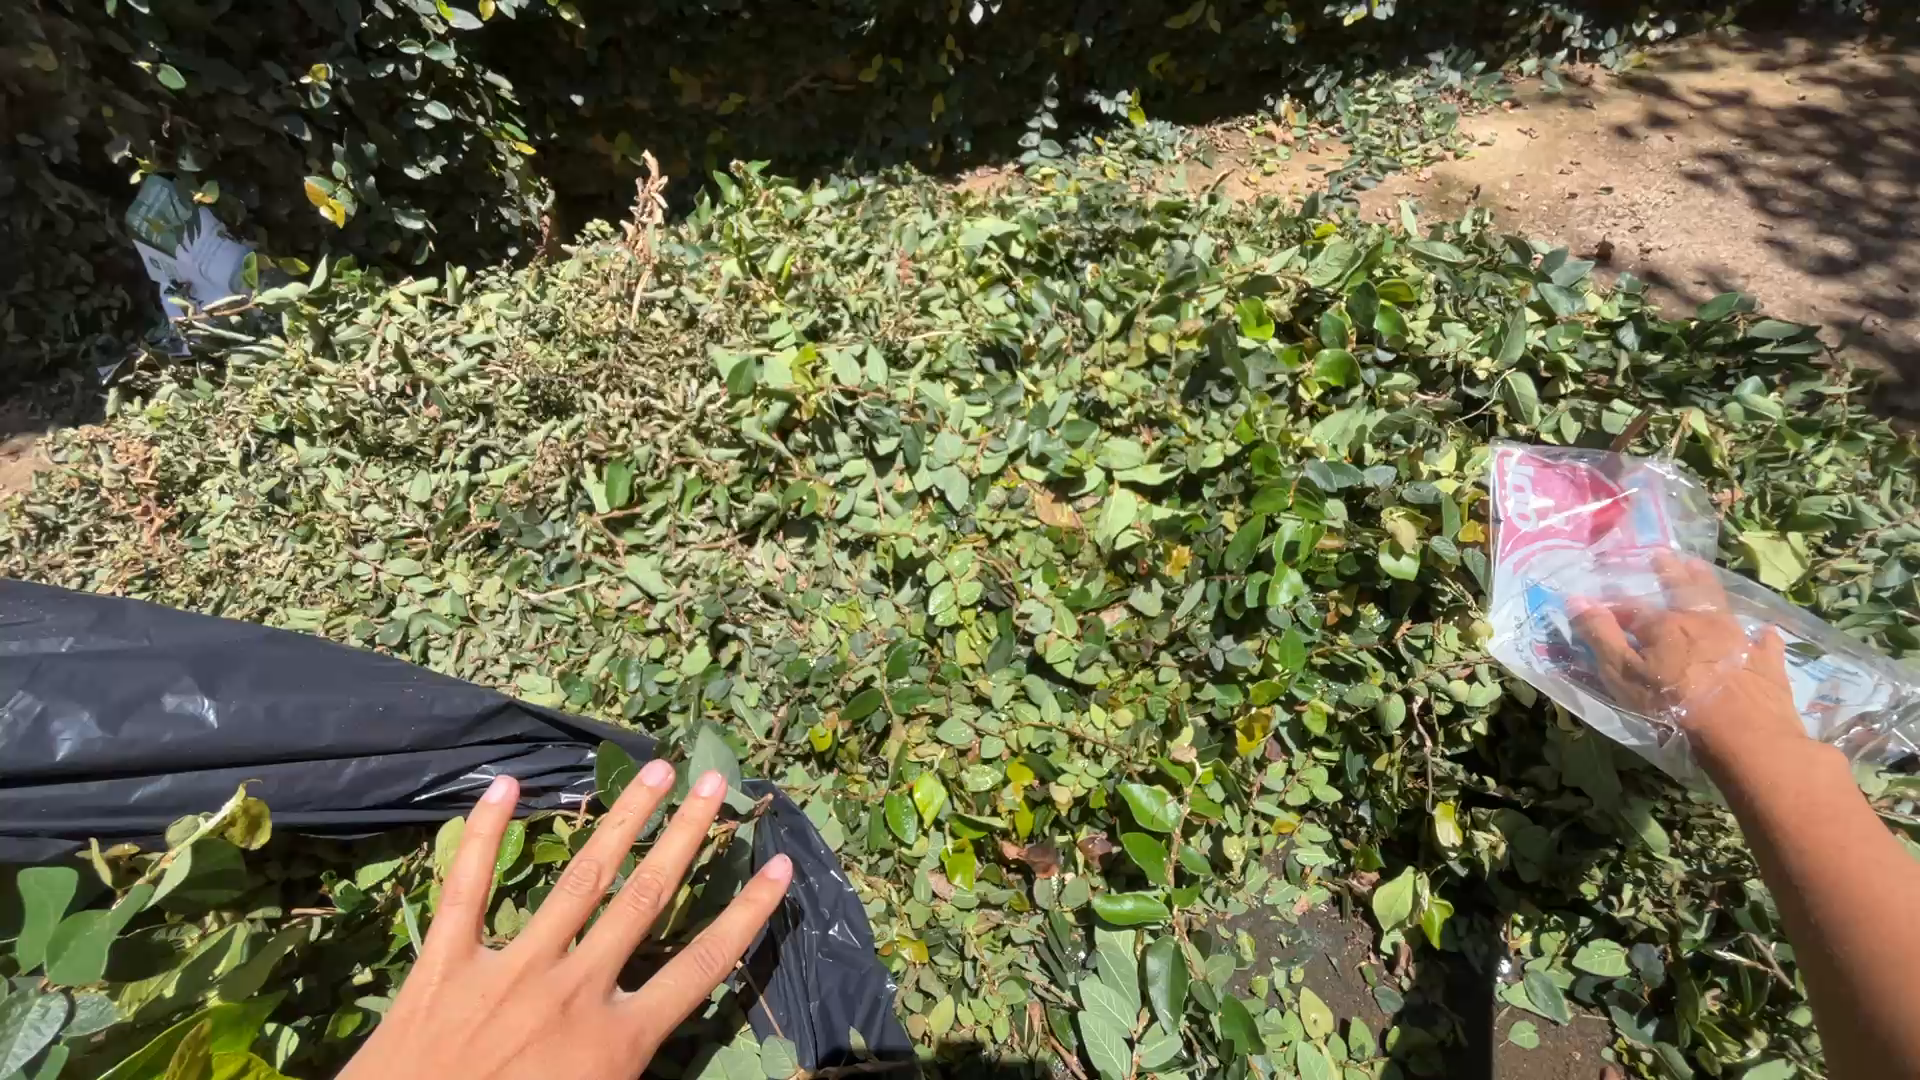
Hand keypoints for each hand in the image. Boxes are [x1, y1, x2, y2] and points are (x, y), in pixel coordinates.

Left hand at [338, 763, 791, 1079]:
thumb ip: (631, 1071)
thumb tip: (661, 1036)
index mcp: (612, 1041)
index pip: (703, 964)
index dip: (749, 913)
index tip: (779, 867)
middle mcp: (573, 992)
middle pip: (648, 897)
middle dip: (687, 835)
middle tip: (715, 781)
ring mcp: (508, 974)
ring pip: (582, 879)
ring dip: (624, 819)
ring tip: (657, 770)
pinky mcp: (442, 970)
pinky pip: (464, 892)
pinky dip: (483, 837)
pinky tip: (506, 784)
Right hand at [1568, 552, 1805, 772]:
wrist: (1745, 734)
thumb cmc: (1672, 702)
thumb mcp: (1621, 671)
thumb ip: (1599, 634)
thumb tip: (1576, 600)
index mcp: (1663, 624)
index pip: (1630, 607)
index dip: (1611, 606)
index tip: (1596, 606)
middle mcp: (1701, 622)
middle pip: (1683, 589)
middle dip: (1670, 571)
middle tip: (1664, 555)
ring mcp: (1737, 639)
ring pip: (1720, 605)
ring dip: (1708, 585)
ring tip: (1700, 570)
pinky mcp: (1765, 662)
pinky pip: (1762, 642)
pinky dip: (1759, 635)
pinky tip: (1763, 631)